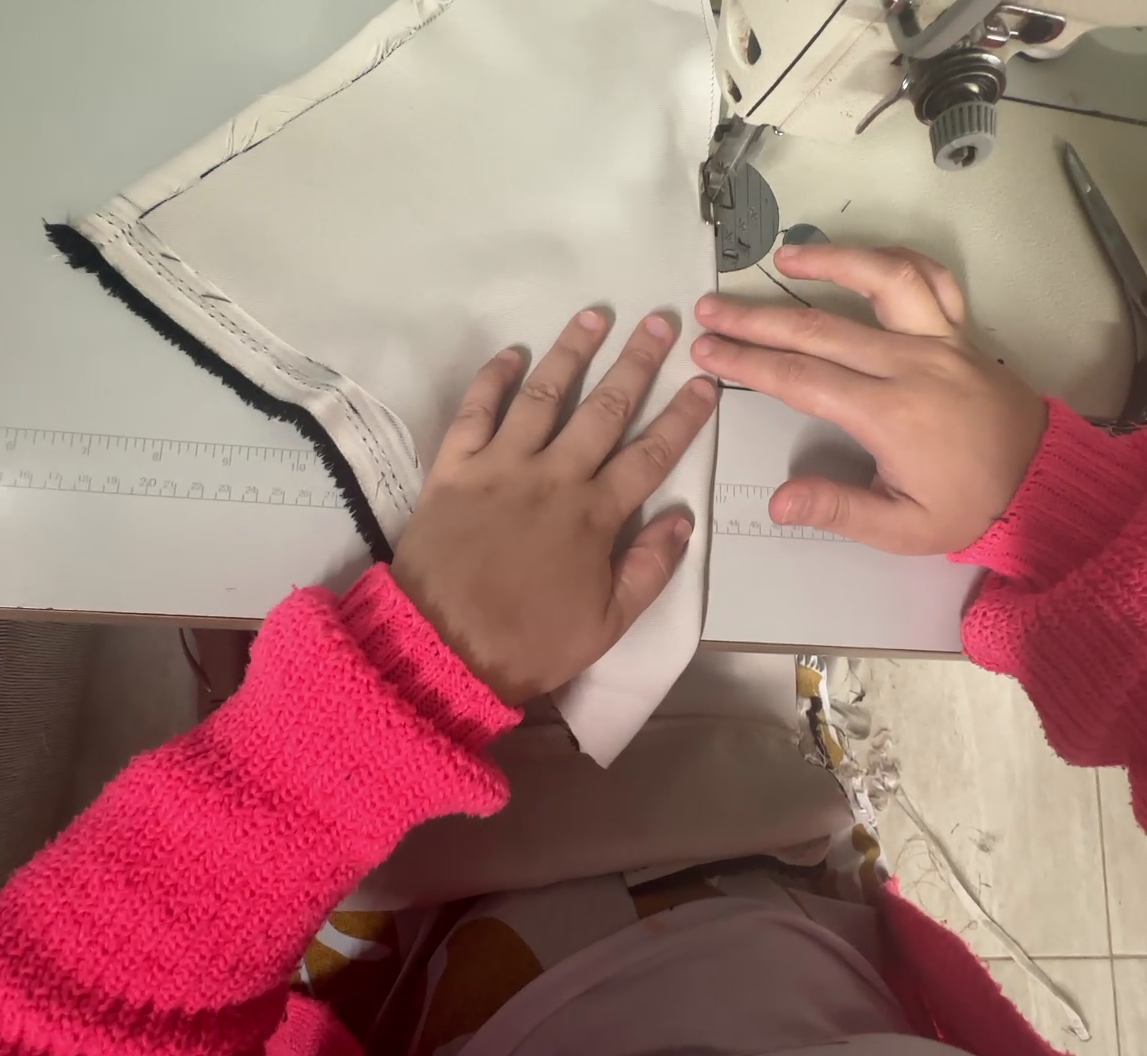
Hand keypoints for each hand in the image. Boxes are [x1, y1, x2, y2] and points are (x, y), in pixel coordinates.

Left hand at [392, 309, 718, 703]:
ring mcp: (500, 466)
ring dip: (571, 352)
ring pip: (544, 397)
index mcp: (594, 516)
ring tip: (595, 314)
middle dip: (636, 363)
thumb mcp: (607, 625)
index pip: (650, 456)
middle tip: (658, 322)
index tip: (705, 383)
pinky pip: (475, 412)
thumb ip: (649, 569)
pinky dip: (493, 379)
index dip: (682, 418)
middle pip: (604, 410)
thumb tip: (682, 518)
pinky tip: (513, 353)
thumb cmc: (529, 643)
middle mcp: (553, 477)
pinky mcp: (454, 468)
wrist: (440, 649)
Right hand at [691, 245, 1046, 554]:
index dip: (747, 362)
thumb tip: (777, 502)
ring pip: (881, 281)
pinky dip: (895, 259)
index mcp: (888, 414)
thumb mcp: (901, 528)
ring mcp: (940, 339)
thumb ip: (838, 510)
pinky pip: (931, 279)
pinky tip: (863, 258)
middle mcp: (910, 364)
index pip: (799, 380)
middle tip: (711, 309)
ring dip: (830, 262)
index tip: (707, 351)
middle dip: (756, 318)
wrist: (1044, 483)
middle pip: (819, 329)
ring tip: (783, 257)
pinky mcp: (960, 332)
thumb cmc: (965, 507)